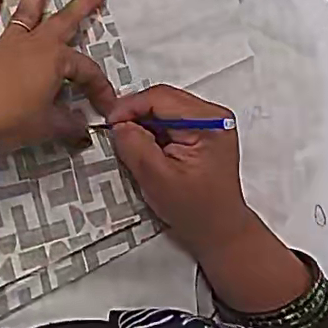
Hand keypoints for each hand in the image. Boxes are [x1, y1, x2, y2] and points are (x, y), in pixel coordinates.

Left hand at [0, 0, 116, 170]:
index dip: (100, 89)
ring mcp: (6, 45)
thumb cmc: (9, 120)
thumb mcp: (47, 126)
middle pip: (63, 22)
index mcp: (55, 61)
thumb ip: (68, 125)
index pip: (86, 72)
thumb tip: (83, 130)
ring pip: (26, 12)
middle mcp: (33, 46)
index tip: (107, 109)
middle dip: (82, 6)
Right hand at [105, 86, 310, 312]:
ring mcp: (208, 122)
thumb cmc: (195, 209)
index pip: (160, 97)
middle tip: (115, 134)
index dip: (129, 107)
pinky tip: (145, 149)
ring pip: (163, 108)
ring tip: (130, 145)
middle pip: (162, 99)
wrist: (219, 230)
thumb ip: (135, 145)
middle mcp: (213, 115)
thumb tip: (118, 123)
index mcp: (209, 121)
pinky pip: (168, 121)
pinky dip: (152, 131)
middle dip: (135, 114)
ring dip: (143, 123)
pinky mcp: (201, 132)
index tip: (109, 124)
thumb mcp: (157, 178)